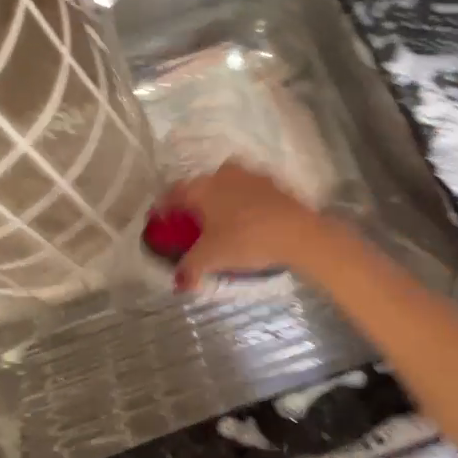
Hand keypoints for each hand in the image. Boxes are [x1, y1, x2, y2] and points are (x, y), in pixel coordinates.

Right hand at [159, 162, 325, 287]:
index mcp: (201, 187)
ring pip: (224, 187)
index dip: (162, 209)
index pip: (172, 194)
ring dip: (218, 202)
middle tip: (190, 227)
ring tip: (219, 224)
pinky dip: (241, 204)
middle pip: (198, 189)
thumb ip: (190, 268)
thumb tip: (179, 283)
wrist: (298, 232)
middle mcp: (221, 174)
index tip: (159, 223)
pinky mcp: (271, 182)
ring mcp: (248, 175)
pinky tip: (246, 221)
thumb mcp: (212, 258)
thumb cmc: (246, 240)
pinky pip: (247, 192)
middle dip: (192, 206)